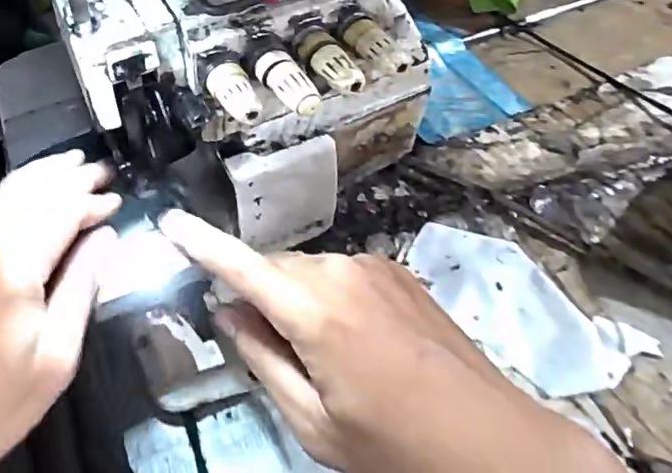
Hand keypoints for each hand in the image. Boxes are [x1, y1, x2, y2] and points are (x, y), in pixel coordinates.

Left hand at [0, 151, 120, 472]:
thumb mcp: (56, 355)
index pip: (60, 209)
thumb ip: (83, 285)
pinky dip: (18, 188)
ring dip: (43, 174)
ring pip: (8, 190)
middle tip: (102, 168)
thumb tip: (105, 236)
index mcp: (11, 262)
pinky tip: (33, 190)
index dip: (90, 199)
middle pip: (33, 189)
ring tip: (72, 165)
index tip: (117, 196)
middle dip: (70, 175)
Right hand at [158, 210, 622, 472]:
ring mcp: (369, 263)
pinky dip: (330, 295)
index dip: (199, 242)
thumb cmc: (399, 449)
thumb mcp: (316, 425)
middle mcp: (336, 270)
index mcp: (313, 312)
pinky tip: (362, 341)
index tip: (168, 221)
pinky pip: (339, 272)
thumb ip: (261, 360)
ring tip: (330, 354)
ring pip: (304, 269)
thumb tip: (229, 311)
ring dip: (297, 297)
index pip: (239, 265)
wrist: (503, 446)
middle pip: (272, 269)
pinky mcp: (393, 266)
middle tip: (276, 349)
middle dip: (261, 296)